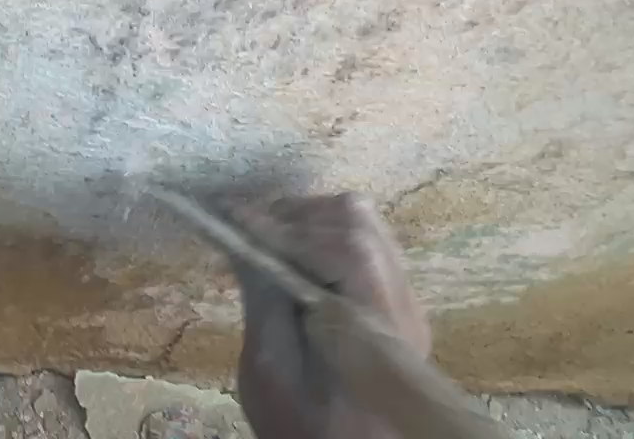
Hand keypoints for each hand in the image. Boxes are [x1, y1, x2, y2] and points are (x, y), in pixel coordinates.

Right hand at [231, 193, 429, 438]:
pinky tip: (291, 240)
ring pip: (363, 224)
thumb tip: (243, 241)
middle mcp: (400, 311)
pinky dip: (321, 225)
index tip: (233, 215)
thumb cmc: (304, 422)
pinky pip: (363, 235)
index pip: (345, 256)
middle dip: (293, 219)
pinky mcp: (390, 294)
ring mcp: (401, 300)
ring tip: (265, 230)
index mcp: (373, 340)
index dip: (287, 229)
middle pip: (357, 230)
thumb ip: (262, 305)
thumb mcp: (269, 376)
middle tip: (242, 224)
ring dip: (307, 217)